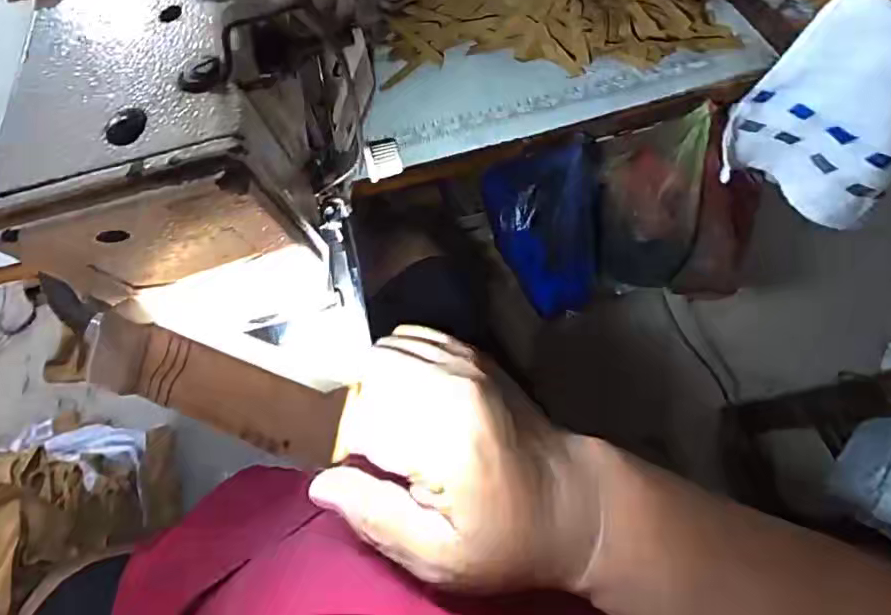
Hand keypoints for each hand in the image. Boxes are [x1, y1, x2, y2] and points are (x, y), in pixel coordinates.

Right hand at [308, 326, 599, 593]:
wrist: (569, 498)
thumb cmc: (504, 538)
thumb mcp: (439, 556)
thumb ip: (376, 517)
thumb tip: (321, 484)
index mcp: (445, 438)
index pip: (361, 418)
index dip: (343, 445)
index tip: (353, 470)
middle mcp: (453, 384)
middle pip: (370, 367)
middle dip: (355, 403)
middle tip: (369, 445)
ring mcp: (465, 360)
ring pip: (388, 345)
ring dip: (373, 378)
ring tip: (386, 420)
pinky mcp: (471, 351)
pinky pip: (413, 334)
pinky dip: (396, 357)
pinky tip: (405, 392)